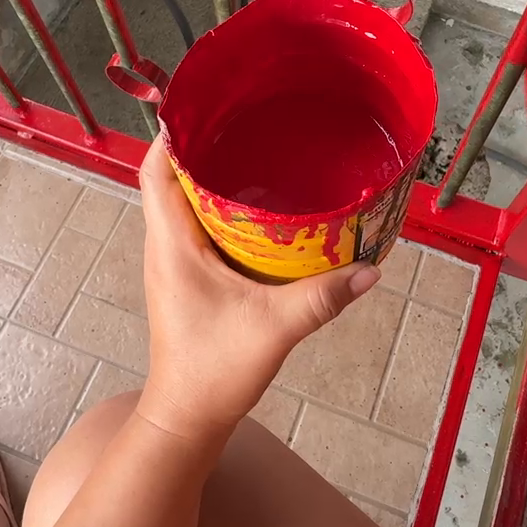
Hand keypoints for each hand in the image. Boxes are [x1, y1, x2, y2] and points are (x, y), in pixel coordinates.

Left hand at [135, 138, 380, 441]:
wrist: (187, 419)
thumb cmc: (214, 371)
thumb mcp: (274, 328)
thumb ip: (322, 297)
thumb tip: (371, 268)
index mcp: (172, 244)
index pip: (155, 172)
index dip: (172, 134)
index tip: (206, 107)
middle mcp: (165, 245)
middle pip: (168, 178)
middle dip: (200, 145)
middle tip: (245, 120)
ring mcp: (173, 262)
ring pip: (181, 201)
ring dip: (208, 175)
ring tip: (253, 151)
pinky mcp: (187, 277)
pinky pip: (196, 224)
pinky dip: (218, 205)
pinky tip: (258, 208)